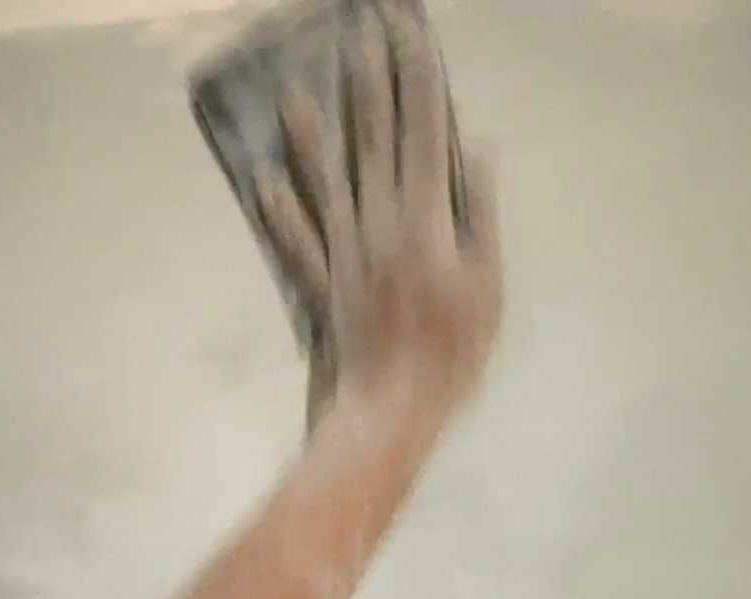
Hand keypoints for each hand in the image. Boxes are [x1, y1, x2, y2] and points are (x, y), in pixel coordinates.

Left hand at [254, 2, 503, 423]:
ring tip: (293, 90)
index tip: (408, 29)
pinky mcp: (320, 284)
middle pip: (373, 141)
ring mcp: (342, 253)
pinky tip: (262, 180)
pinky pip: (295, 241)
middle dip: (367, 81)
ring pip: (324, 182)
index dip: (416, 77)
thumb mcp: (488, 286)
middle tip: (358, 29)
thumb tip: (479, 150)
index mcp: (425, 218)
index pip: (422, 131)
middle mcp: (377, 222)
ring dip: (310, 134)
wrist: (389, 408)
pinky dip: (279, 210)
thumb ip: (480, 214)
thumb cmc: (451, 355)